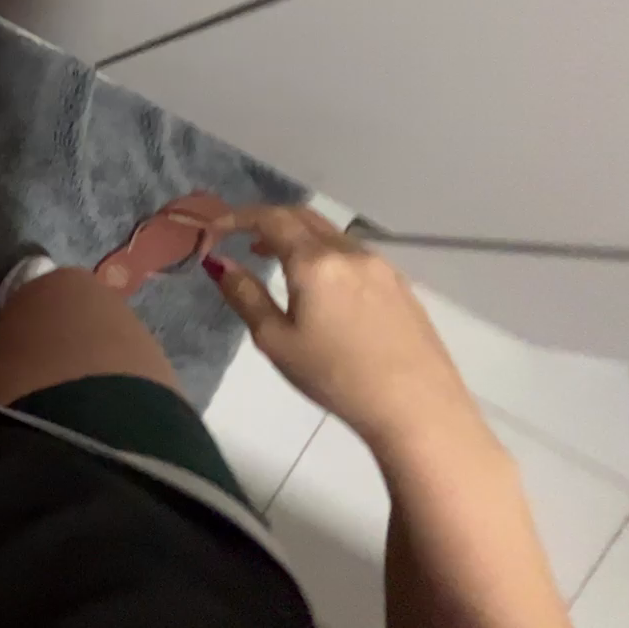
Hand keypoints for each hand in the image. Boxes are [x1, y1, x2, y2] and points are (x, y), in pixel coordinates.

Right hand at [206, 205, 482, 451]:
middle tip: (234, 235)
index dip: (234, 218)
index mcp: (316, 263)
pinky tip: (311, 280)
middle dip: (263, 219)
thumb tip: (218, 263)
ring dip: (293, 234)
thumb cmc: (334, 375)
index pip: (270, 219)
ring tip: (267, 256)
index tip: (210, 231)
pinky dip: (319, 250)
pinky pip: (350, 252)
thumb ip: (243, 293)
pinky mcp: (400, 287)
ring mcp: (382, 268)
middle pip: (302, 217)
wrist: (419, 411)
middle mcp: (351, 254)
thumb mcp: (273, 338)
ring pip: (328, 233)